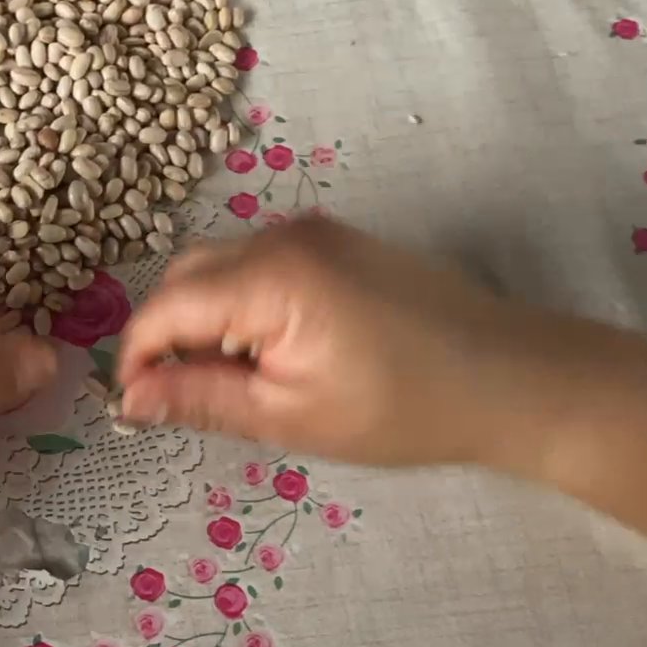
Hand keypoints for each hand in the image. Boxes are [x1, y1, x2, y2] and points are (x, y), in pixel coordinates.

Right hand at [116, 220, 560, 467]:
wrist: (519, 378)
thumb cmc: (405, 409)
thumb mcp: (289, 416)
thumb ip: (198, 400)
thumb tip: (127, 400)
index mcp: (270, 279)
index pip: (165, 307)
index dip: (137, 355)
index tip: (135, 403)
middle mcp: (280, 236)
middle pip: (184, 276)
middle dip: (168, 333)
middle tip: (187, 392)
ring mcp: (307, 230)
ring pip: (214, 265)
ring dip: (201, 315)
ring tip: (235, 372)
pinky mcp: (328, 237)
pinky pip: (251, 260)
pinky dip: (235, 299)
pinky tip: (269, 343)